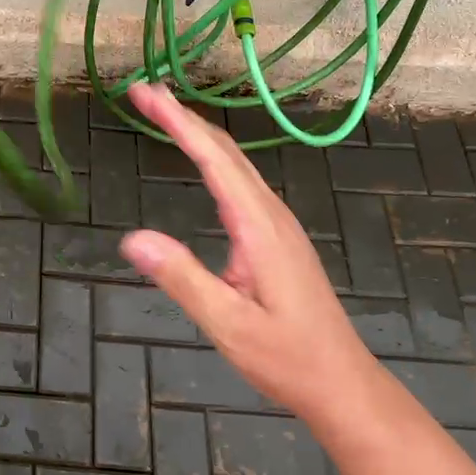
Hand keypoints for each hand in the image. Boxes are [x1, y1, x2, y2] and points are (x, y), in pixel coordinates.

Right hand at [118, 84, 366, 415]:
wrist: (343, 384)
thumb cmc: (287, 357)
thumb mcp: (229, 325)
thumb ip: (182, 278)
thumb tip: (132, 238)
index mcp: (258, 225)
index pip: (213, 158)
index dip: (178, 121)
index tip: (146, 93)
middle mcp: (270, 213)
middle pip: (225, 150)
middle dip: (183, 115)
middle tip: (143, 92)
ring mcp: (278, 222)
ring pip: (235, 161)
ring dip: (198, 132)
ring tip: (163, 113)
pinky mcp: (277, 235)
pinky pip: (240, 178)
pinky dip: (212, 155)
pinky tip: (201, 160)